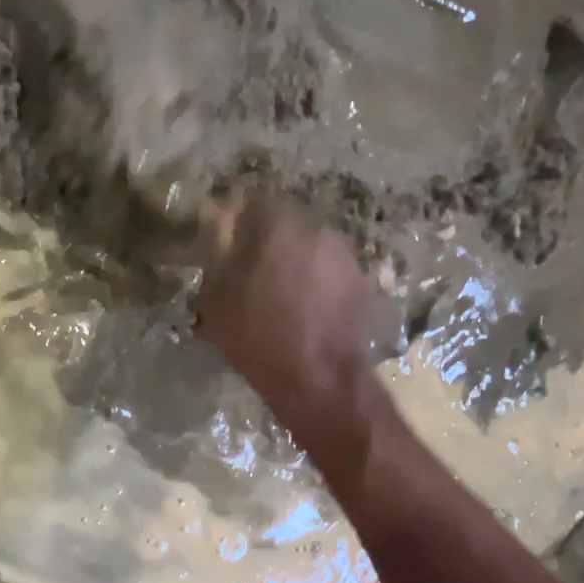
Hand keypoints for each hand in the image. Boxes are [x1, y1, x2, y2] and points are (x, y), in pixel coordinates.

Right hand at [190, 197, 397, 437]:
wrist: (320, 380)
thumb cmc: (259, 340)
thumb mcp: (216, 306)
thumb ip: (216, 268)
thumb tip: (217, 254)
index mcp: (278, 228)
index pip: (256, 203)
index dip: (241, 221)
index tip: (230, 241)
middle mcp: (318, 231)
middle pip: (289, 228)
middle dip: (272, 246)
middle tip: (256, 273)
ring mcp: (348, 257)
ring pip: (316, 251)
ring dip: (300, 267)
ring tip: (286, 299)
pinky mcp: (367, 285)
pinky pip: (335, 277)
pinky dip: (323, 289)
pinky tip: (312, 315)